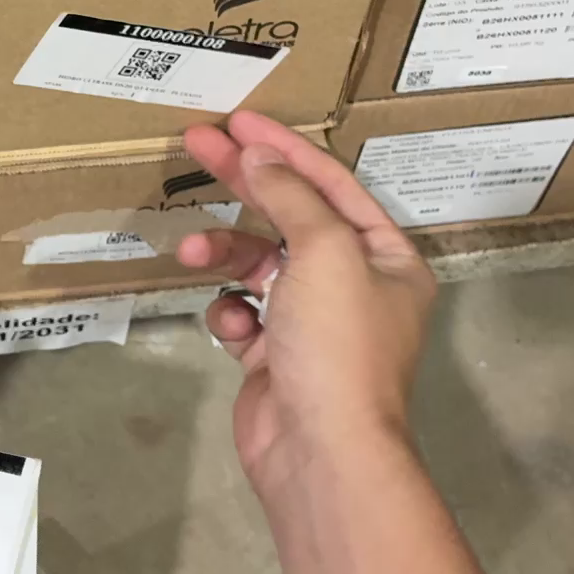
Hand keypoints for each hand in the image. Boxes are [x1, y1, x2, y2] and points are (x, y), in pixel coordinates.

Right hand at [178, 111, 436, 495]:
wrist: (320, 453)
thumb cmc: (337, 342)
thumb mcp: (325, 252)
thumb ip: (291, 196)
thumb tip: (260, 156)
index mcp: (382, 255)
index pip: (329, 182)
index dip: (284, 146)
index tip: (239, 120)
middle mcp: (350, 281)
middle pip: (287, 212)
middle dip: (241, 178)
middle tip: (196, 141)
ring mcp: (309, 317)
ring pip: (255, 262)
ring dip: (222, 254)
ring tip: (191, 254)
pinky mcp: (273, 350)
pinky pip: (241, 310)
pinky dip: (230, 313)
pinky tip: (233, 329)